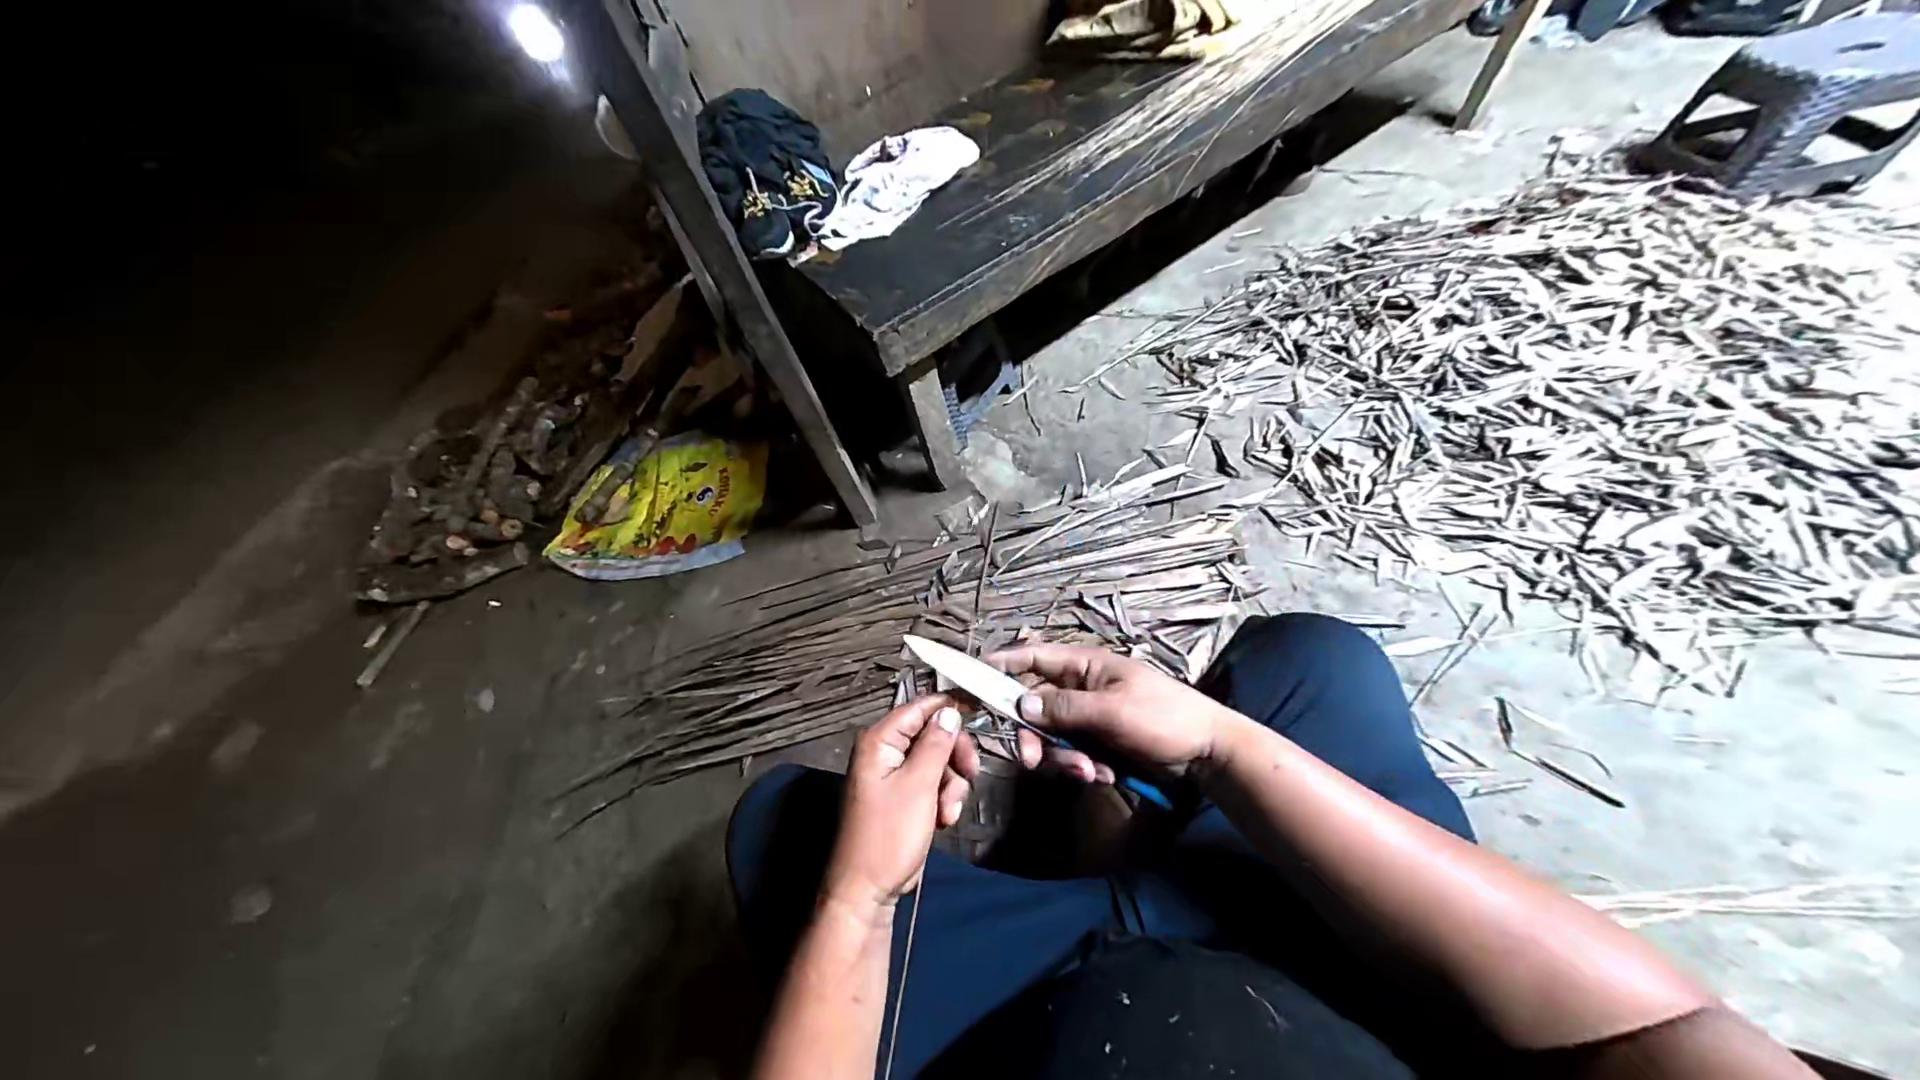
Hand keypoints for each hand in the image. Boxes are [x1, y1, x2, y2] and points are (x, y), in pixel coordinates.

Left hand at [821, 694, 978, 911]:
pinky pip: (933, 782)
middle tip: (970, 773)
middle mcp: (886, 752)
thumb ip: (936, 744)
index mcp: (880, 741)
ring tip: (947, 809)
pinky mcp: (905, 796)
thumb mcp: (918, 784)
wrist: (869, 889)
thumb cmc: (888, 834)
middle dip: (954, 755)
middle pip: (933, 734)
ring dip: (951, 783)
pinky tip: (943, 818)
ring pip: (938, 760)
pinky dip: (943, 797)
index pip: (919, 707)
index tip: (979, 709)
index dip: (949, 707)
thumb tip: (950, 712)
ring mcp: (895, 775)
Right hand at [989, 643, 1242, 783]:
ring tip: (1090, 772)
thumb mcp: (1111, 711)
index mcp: (1085, 665)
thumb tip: (1020, 702)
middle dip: (1035, 735)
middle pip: (1035, 705)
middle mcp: (1081, 687)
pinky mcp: (1098, 741)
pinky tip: (1105, 773)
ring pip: (1052, 735)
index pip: (1033, 656)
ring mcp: (1089, 715)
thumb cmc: (1162, 717)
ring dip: (1064, 758)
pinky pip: (1073, 752)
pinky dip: (1083, 766)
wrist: (1208, 753)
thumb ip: (1063, 707)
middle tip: (1034, 762)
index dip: (1002, 664)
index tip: (971, 677)